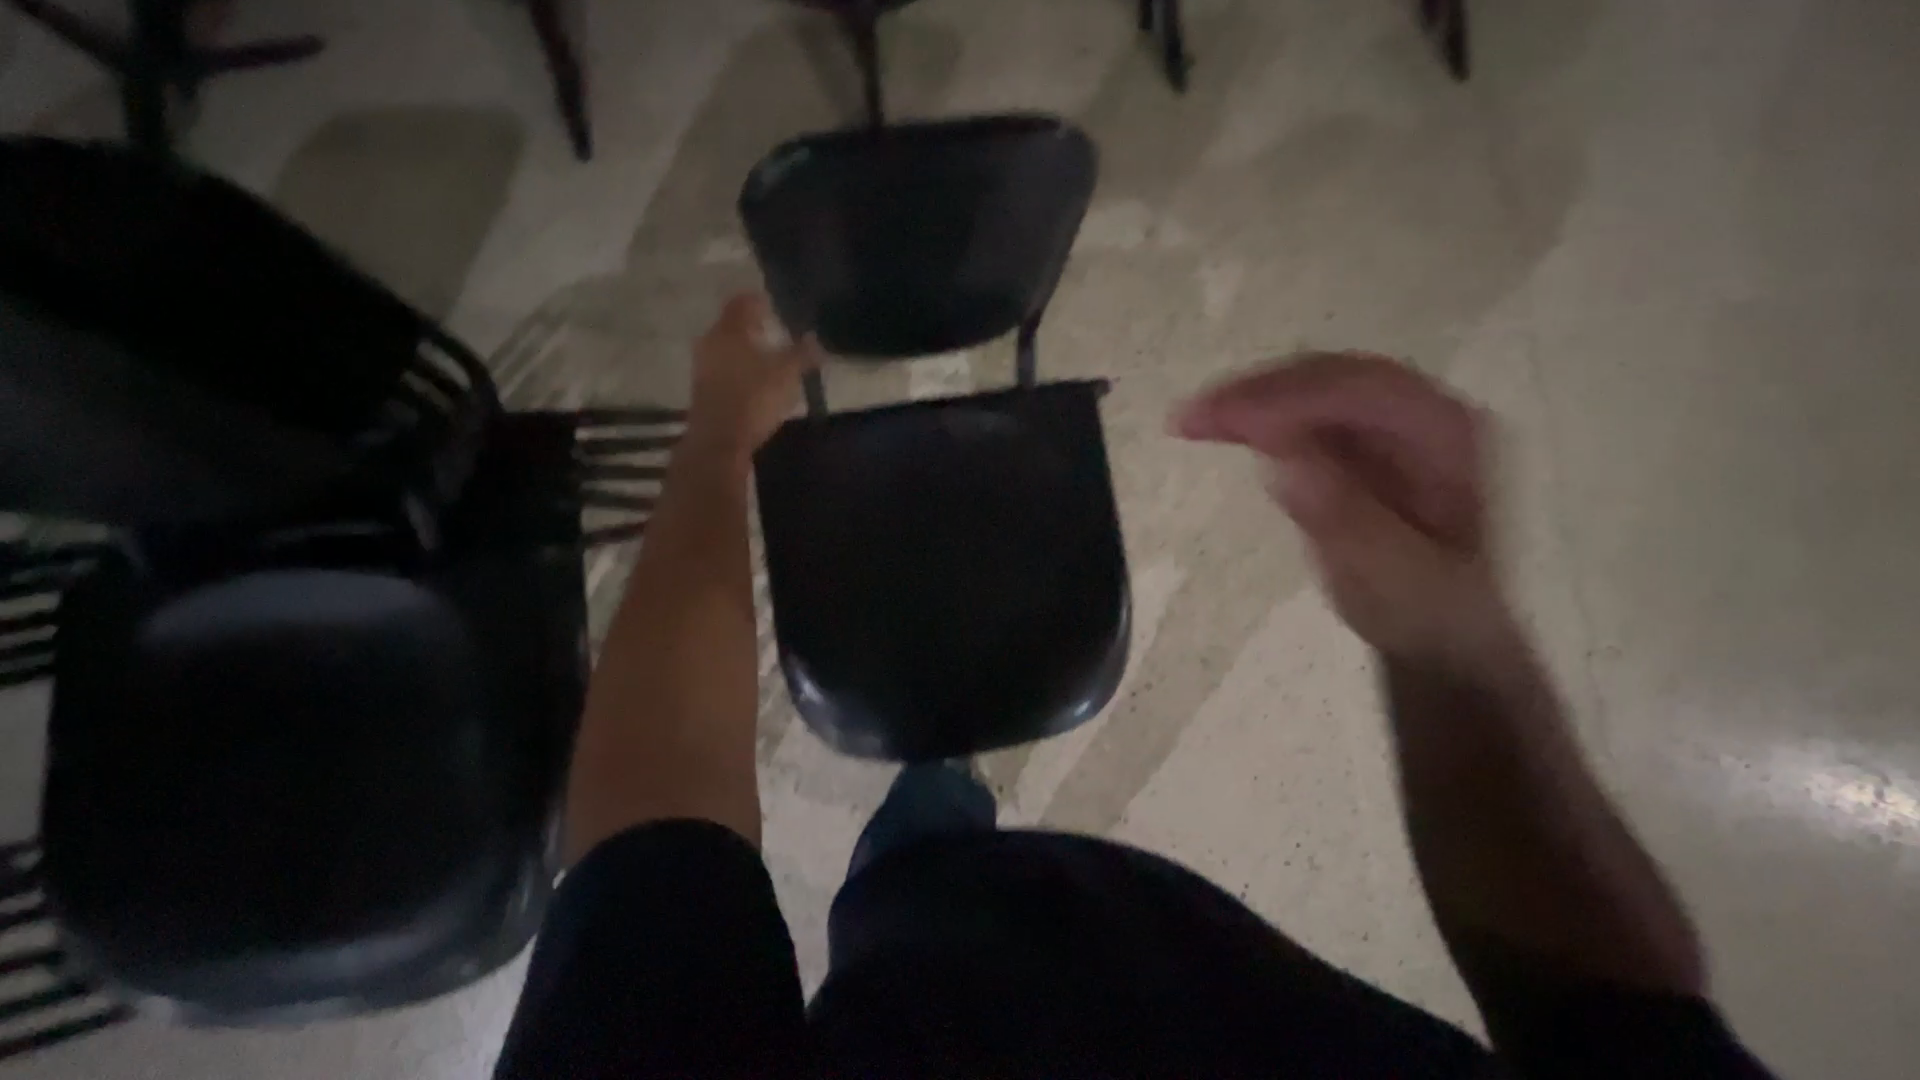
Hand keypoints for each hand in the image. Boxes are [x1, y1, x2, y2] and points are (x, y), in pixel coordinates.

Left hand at [687, 293, 820, 458]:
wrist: (719, 440)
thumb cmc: (754, 399)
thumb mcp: (788, 374)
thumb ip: (802, 354)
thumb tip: (815, 339)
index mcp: (730, 330)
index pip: (742, 302)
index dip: (759, 300)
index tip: (775, 304)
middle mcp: (711, 341)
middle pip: (732, 324)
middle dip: (753, 326)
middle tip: (775, 329)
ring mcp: (703, 366)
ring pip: (727, 347)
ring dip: (746, 349)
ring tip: (768, 357)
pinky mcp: (703, 389)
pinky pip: (724, 368)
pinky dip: (739, 368)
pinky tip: (755, 380)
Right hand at [1172, 352, 1511, 662]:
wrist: (1442, 634)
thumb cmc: (1425, 612)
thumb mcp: (1394, 580)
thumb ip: (1348, 522)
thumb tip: (1286, 464)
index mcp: (1448, 434)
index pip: (1361, 392)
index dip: (1289, 397)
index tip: (1222, 420)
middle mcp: (1422, 413)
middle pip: (1331, 377)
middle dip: (1259, 391)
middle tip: (1190, 419)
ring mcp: (1391, 423)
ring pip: (1313, 386)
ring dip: (1251, 399)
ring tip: (1192, 423)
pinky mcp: (1359, 439)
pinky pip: (1305, 409)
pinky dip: (1259, 415)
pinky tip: (1223, 429)